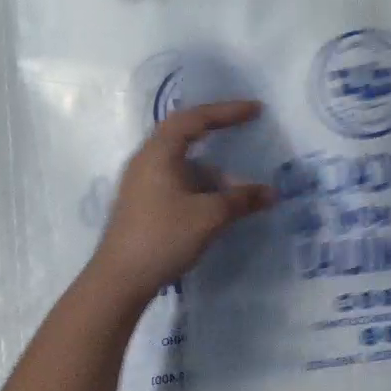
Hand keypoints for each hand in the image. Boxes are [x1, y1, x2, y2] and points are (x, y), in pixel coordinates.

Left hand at [86, 100, 275, 300]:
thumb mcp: (209, 216)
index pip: (195, 119)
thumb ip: (242, 200)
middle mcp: (147, 160)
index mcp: (158, 153)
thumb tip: (271, 193)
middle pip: (187, 137)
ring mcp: (143, 183)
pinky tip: (220, 207)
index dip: (227, 111)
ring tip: (242, 194)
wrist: (119, 280)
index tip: (256, 110)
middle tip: (246, 132)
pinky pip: (180, 183)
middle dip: (220, 136)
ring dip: (215, 175)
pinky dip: (203, 188)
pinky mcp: (144, 204)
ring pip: (186, 166)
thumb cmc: (163, 237)